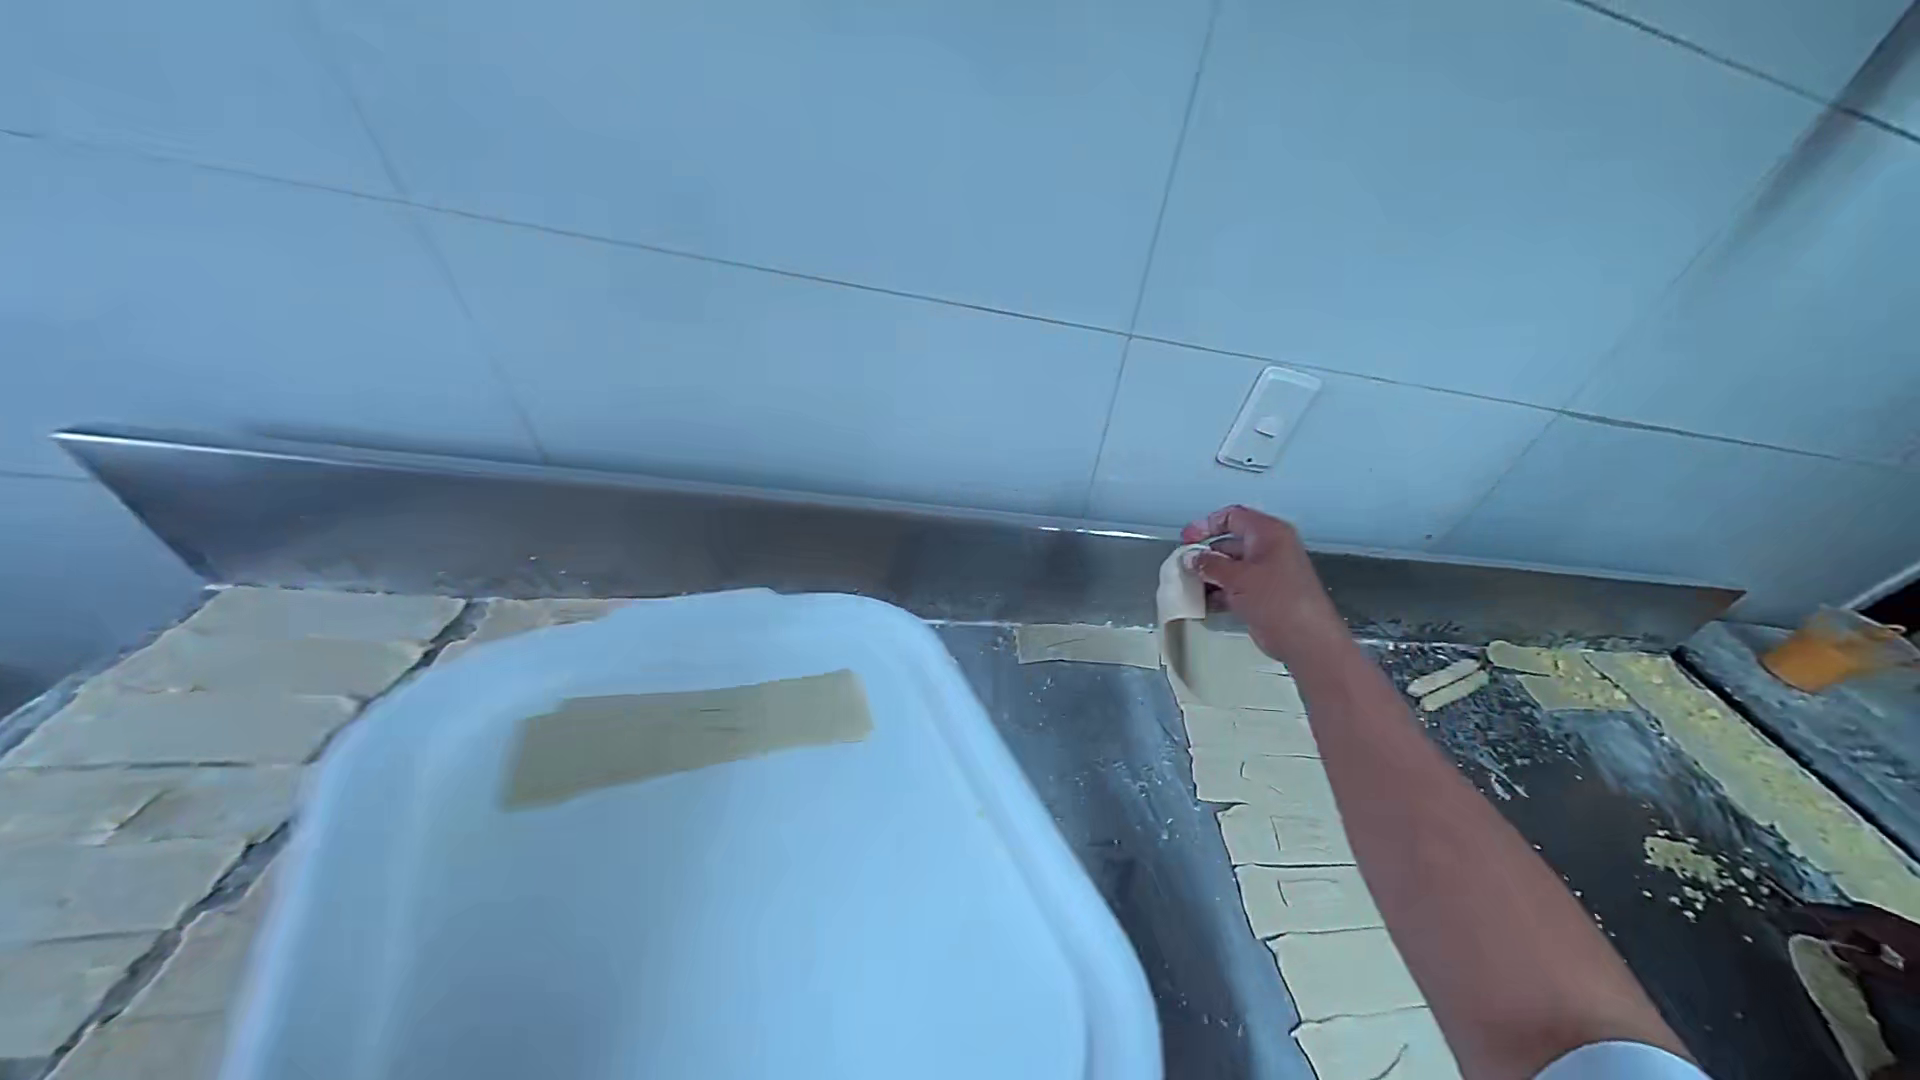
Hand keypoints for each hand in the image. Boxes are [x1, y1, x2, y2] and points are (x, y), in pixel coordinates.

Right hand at [1180, 505, 1344, 664]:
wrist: (1304, 639)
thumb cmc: (1278, 599)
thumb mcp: (1238, 577)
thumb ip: (1209, 565)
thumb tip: (1191, 559)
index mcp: (1269, 534)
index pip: (1233, 517)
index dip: (1207, 524)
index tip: (1187, 539)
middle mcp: (1268, 549)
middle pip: (1228, 543)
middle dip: (1204, 554)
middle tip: (1182, 565)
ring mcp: (1265, 573)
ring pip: (1229, 567)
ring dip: (1208, 575)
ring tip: (1188, 585)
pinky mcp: (1261, 595)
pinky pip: (1233, 587)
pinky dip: (1217, 592)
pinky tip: (1202, 602)